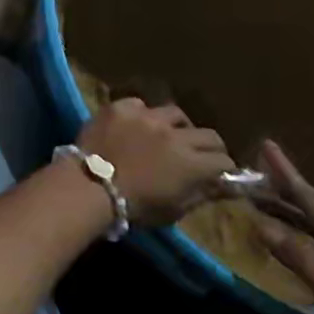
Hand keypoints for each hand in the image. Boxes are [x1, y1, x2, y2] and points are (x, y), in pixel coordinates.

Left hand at [75, 98, 234, 226]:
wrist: (90, 184)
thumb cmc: (135, 206)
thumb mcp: (174, 209)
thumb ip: (200, 194)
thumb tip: (220, 186)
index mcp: (192, 163)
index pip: (223, 160)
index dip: (222, 168)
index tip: (216, 172)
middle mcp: (174, 134)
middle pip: (207, 133)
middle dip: (208, 145)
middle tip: (197, 153)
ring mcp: (146, 116)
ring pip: (174, 112)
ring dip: (175, 125)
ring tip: (166, 134)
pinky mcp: (120, 107)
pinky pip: (139, 104)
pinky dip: (141, 114)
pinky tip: (134, 124)